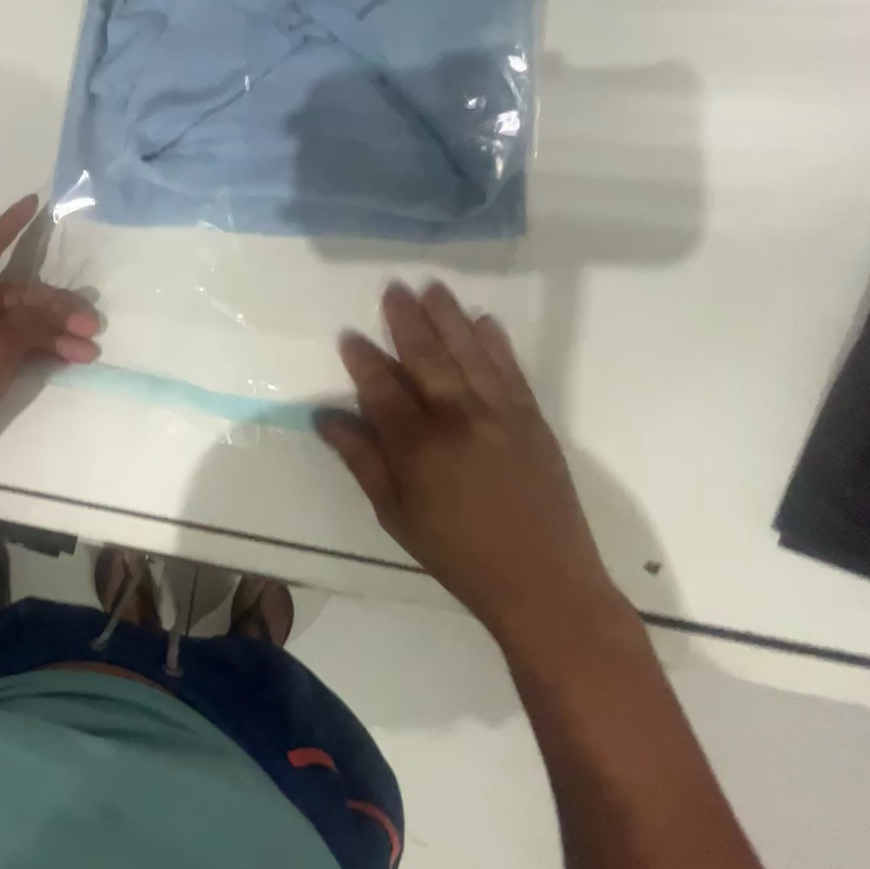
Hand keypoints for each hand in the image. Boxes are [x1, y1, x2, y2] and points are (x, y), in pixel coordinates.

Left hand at [0, 196, 99, 466]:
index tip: (35, 201)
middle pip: (18, 292)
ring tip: (89, 351)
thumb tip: (61, 306)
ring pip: (22, 321)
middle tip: (92, 325)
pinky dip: (40, 349)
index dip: (13, 223)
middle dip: (56, 308)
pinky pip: (15, 341)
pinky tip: (70, 359)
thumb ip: (33, 321)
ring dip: (55, 334)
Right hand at [317, 281, 629, 645]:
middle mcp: (460, 420)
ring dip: (451, 319)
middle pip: (428, 359)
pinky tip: (484, 322)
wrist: (543, 580)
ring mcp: (502, 417)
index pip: (382, 389)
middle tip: (393, 288)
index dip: (363, 360)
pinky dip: (497, 344)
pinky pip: (511, 372)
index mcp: (419, 447)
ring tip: (433, 288)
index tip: (348, 334)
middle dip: (408, 322)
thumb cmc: (456, 553)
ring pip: (471, 356)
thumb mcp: (395, 513)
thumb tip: (325, 419)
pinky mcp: (534, 422)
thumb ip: (362, 460)